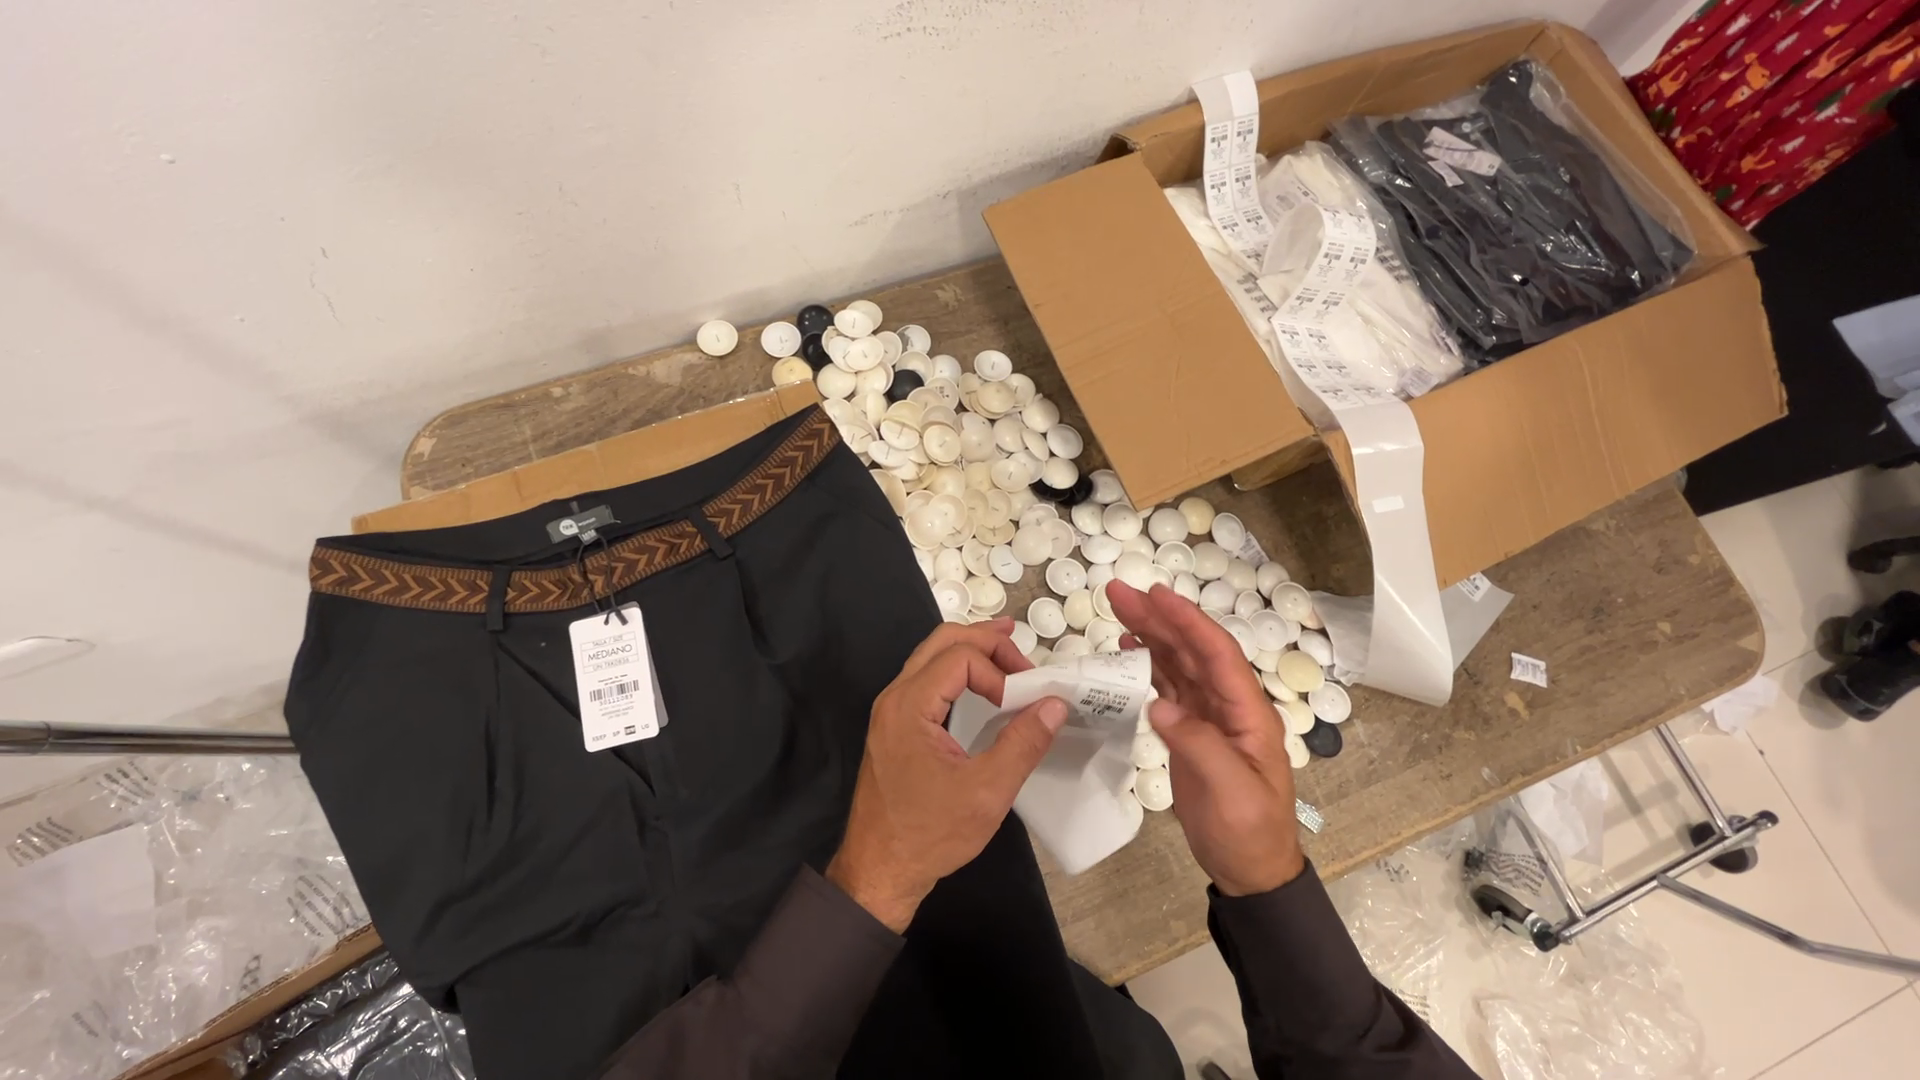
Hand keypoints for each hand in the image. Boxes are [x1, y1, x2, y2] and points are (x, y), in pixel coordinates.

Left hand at [827, 619, 1067, 931]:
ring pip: (931, 657)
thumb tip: (1055, 704)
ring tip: (1007, 650)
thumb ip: (1023, 743)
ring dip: (971, 650)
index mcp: (909, 706)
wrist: (879, 871)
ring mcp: (890, 712)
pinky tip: (980, 683)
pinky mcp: (894, 727)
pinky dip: (957, 671)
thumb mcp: (986, 792)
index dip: (999, 671)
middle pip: (941, 642)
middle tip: (1023, 655)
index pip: (961, 658)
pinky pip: (926, 680)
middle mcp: (894, 698)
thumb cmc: (929, 835)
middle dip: (985, 641)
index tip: (1024, 704)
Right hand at [1107, 580, 1305, 896]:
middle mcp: (1229, 705)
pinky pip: (1168, 687)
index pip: (1218, 655)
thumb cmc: (1249, 831)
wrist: (1249, 868)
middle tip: (1120, 593)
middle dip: (1160, 618)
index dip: (1188, 622)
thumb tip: (1157, 703)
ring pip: (1178, 664)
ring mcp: (1208, 717)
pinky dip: (1148, 665)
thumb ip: (1197, 743)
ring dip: (1151, 634)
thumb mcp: (1231, 791)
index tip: (1156, 595)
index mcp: (1248, 713)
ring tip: (1119, 610)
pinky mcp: (1190, 731)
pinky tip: (1130, 650)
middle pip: (1193, 650)